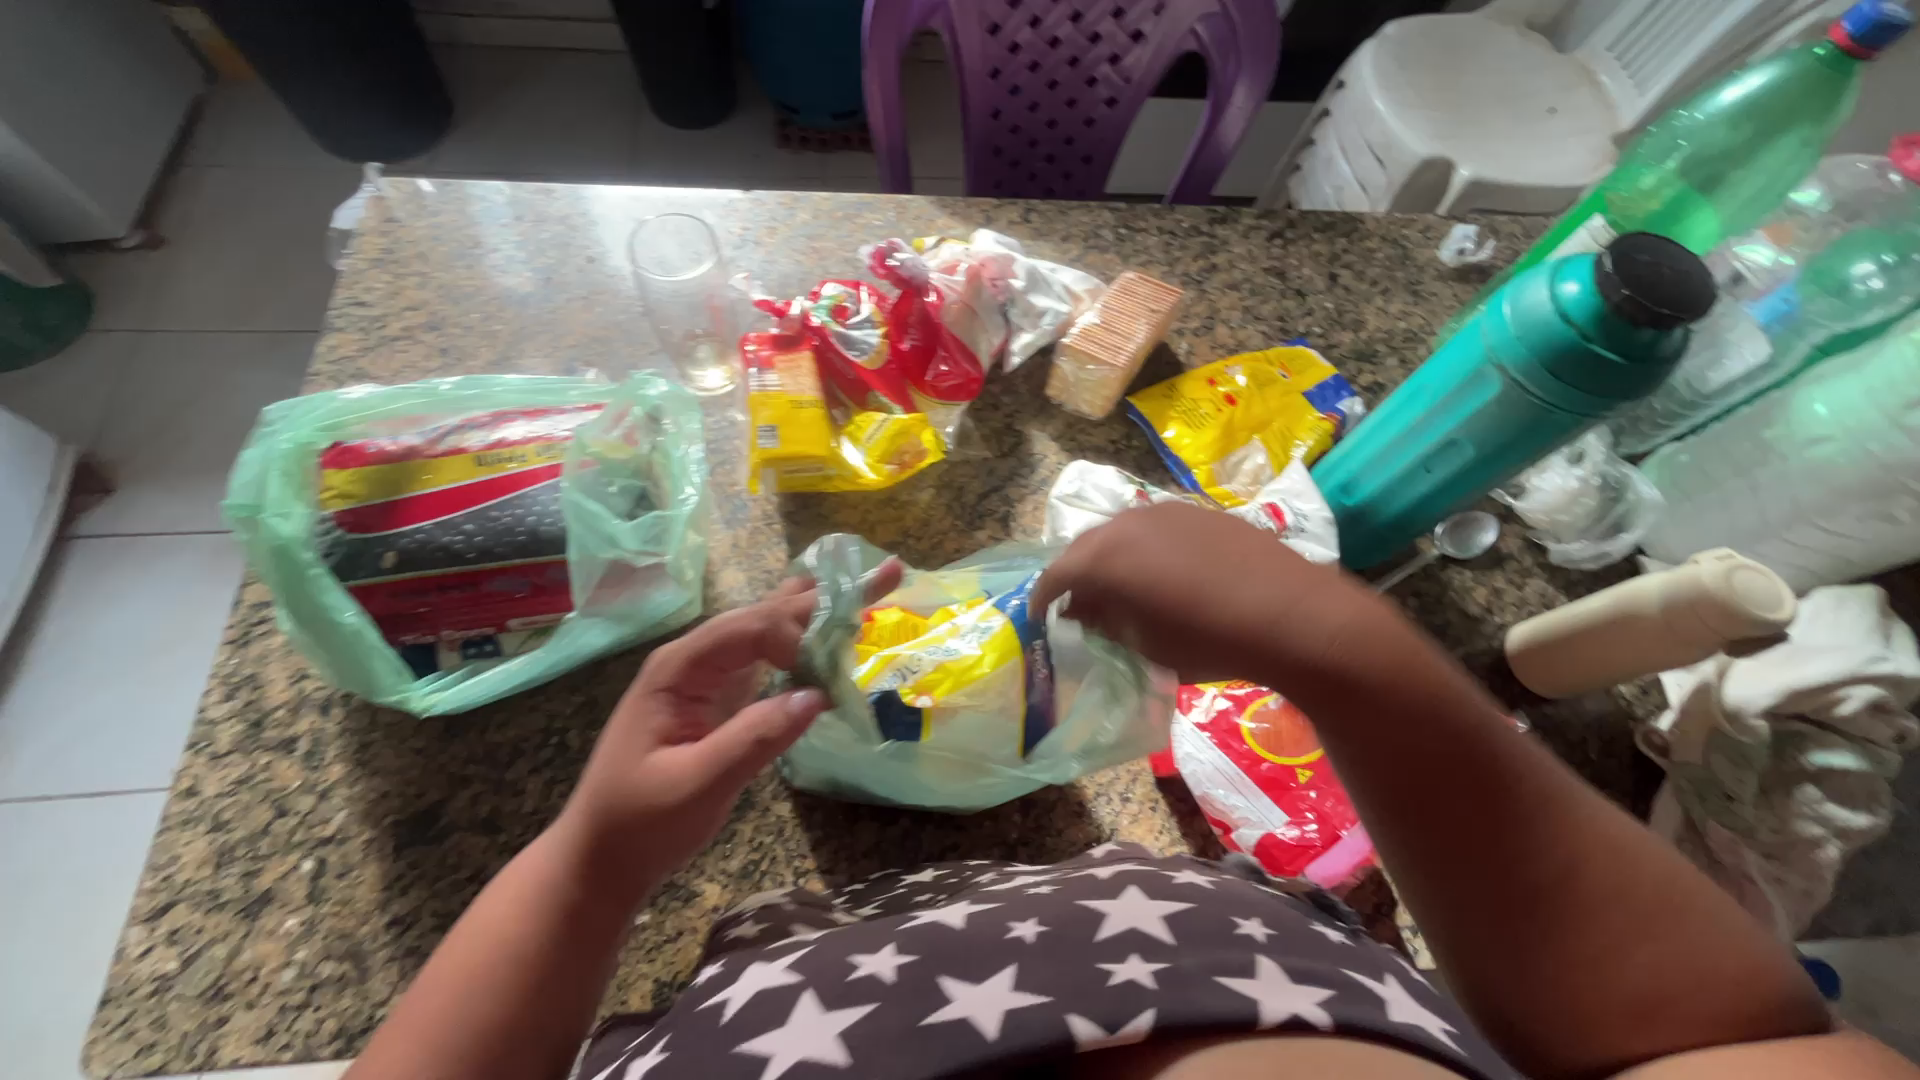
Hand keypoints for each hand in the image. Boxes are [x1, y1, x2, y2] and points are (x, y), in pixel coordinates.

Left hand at [556, 560, 903, 899]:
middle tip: (887, 572)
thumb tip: (818, 696)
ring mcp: (709, 676)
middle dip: (823, 596)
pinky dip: (805, 644)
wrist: (602, 858)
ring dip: (819, 611)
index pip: (749, 628)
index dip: (797, 635)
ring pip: (770, 630)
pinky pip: (769, 659)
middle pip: (766, 615)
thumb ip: (754, 738)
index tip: (831, 671)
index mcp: (679, 667)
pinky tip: (830, 629)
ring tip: (868, 586)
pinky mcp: (722, 698)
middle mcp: (696, 659)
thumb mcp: (696, 785)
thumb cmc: (639, 822)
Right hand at [1032, 500, 1401, 685]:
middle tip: (1079, 605)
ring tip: (1120, 590)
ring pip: (1121, 532)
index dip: (1043, 598)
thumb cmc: (1209, 640)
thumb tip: (1082, 610)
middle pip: (1087, 546)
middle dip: (1077, 575)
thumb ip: (1104, 622)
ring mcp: (1167, 511)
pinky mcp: (1200, 511)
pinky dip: (1144, 550)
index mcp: (1106, 556)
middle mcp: (1128, 522)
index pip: (1056, 573)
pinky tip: (1163, 575)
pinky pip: (1155, 528)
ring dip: (1111, 559)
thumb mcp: (1145, 644)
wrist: (1294, 615)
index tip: (1041, 618)